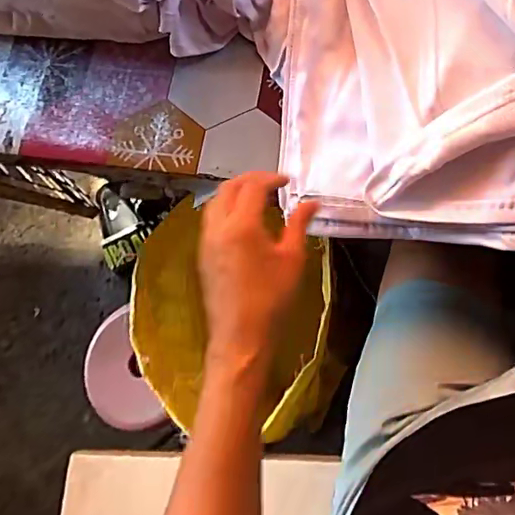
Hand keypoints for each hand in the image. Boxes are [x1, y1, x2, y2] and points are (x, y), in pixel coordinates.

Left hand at [197, 172, 320, 373]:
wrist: (240, 336)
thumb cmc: (271, 299)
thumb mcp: (292, 259)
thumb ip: (299, 224)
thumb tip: (311, 203)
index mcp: (241, 225)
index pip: (252, 186)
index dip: (271, 178)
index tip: (287, 181)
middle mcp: (218, 227)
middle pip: (229, 188)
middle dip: (250, 180)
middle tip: (272, 184)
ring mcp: (206, 240)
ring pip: (216, 202)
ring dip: (236, 193)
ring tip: (259, 199)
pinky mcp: (203, 254)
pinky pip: (211, 219)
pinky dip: (227, 209)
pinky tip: (245, 222)